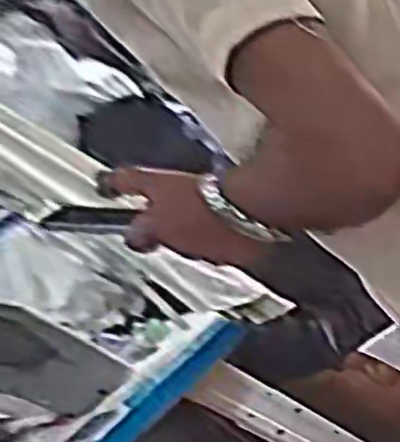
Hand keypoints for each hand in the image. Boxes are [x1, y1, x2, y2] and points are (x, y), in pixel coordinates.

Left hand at [97, 167, 272, 266]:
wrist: (248, 208)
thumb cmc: (196, 193)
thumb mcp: (150, 179)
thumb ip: (123, 184)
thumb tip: (104, 188)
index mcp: (159, 232)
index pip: (136, 241)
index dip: (135, 235)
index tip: (139, 228)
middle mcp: (186, 250)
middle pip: (175, 245)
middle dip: (177, 233)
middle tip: (184, 216)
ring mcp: (219, 257)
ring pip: (207, 251)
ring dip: (206, 240)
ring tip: (215, 223)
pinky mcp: (248, 259)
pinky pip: (236, 253)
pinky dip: (233, 244)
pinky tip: (238, 231)